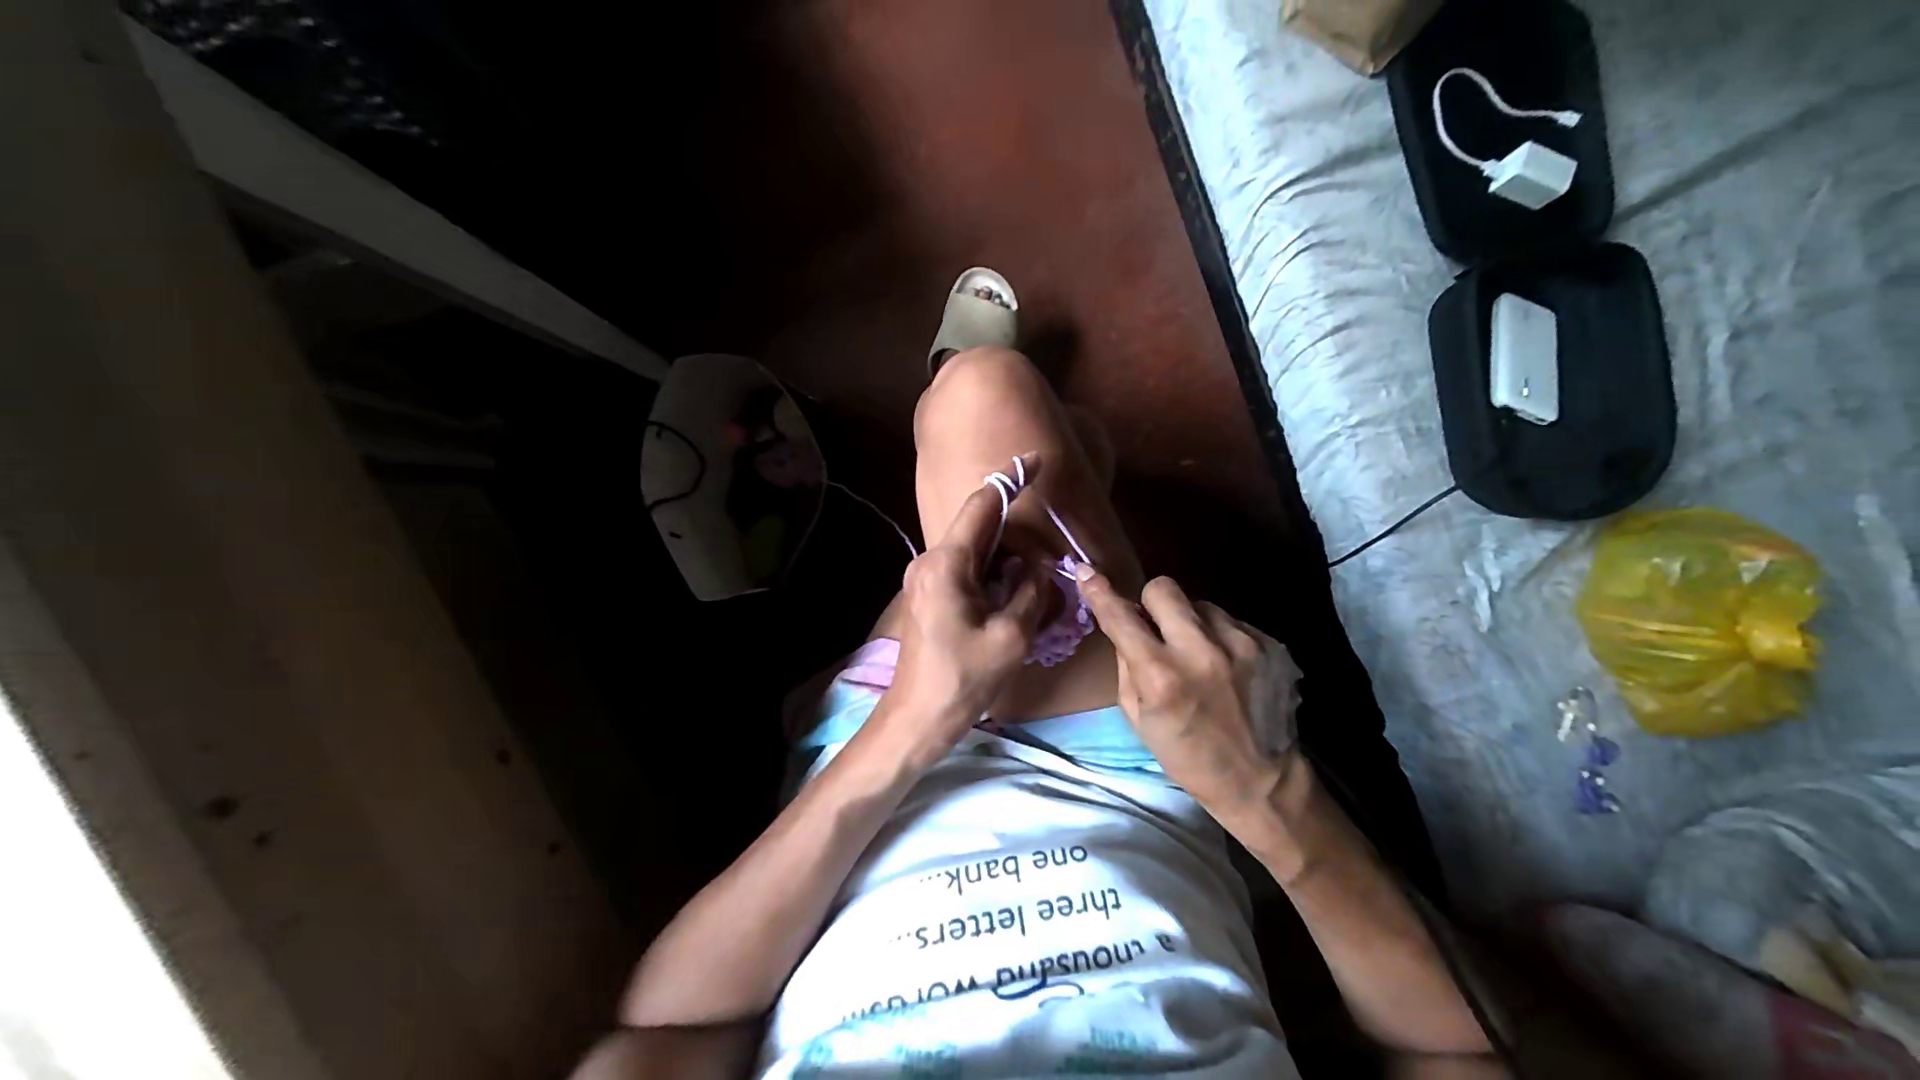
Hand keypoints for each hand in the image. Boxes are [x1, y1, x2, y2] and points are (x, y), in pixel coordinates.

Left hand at [877, 460, 1049, 758]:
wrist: (916, 718)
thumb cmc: (963, 679)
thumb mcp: (1012, 636)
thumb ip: (1030, 590)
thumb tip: (1033, 568)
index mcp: (947, 564)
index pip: (982, 506)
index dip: (1010, 480)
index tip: (1035, 461)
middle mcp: (930, 562)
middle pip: (979, 529)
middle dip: (1015, 535)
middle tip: (1046, 559)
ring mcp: (924, 579)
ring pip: (975, 552)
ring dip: (1005, 561)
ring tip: (1032, 589)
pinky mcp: (928, 596)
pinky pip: (965, 572)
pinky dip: (992, 576)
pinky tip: (1011, 601)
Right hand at [1076, 570, 1300, 817]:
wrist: (1262, 781)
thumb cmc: (1188, 755)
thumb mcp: (1138, 717)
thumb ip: (1127, 663)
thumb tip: (1121, 621)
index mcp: (1161, 676)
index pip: (1121, 618)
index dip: (1100, 592)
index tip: (1087, 572)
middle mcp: (1201, 651)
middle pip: (1164, 588)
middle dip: (1152, 604)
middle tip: (1156, 629)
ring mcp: (1241, 644)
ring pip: (1200, 603)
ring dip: (1190, 623)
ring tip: (1199, 656)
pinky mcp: (1269, 644)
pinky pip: (1230, 621)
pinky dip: (1219, 637)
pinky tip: (1225, 667)